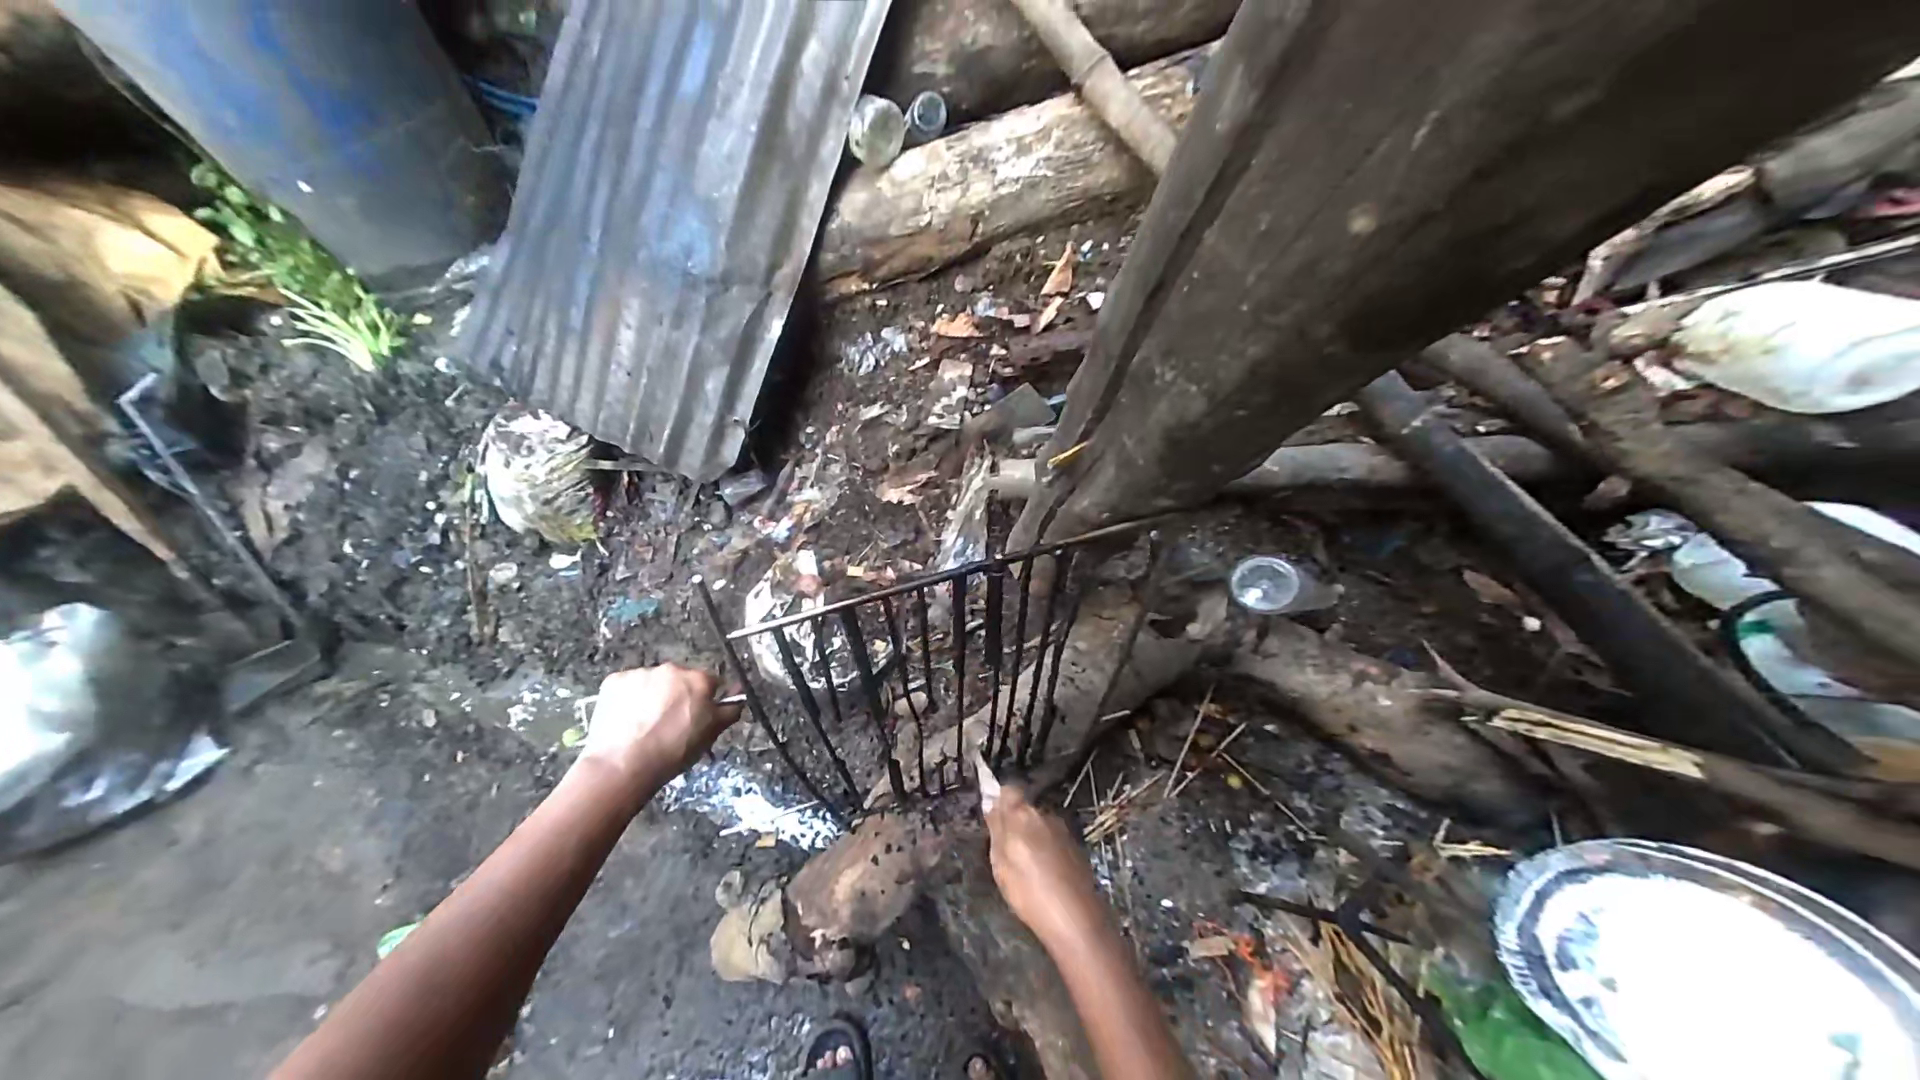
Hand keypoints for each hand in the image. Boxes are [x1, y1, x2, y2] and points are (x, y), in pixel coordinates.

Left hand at [581, 664, 739, 792]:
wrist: (623, 765)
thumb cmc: (674, 751)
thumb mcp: (711, 735)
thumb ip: (729, 711)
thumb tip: (738, 699)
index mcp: (699, 680)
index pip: (710, 683)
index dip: (704, 701)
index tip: (696, 717)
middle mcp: (671, 669)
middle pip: (680, 679)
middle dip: (677, 695)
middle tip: (669, 722)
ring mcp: (641, 673)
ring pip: (653, 682)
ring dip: (653, 695)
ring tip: (644, 724)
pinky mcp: (614, 681)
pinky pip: (628, 686)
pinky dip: (629, 698)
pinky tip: (626, 719)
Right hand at [985, 783, 1107, 947]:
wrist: (1076, 918)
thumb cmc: (1028, 892)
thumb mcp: (1001, 864)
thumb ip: (996, 830)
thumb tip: (991, 802)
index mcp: (1022, 814)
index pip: (1008, 790)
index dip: (999, 801)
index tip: (993, 821)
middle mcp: (1044, 814)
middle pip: (1024, 808)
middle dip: (1015, 823)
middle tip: (1007, 851)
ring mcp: (1063, 830)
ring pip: (1039, 824)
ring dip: (1032, 837)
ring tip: (1027, 868)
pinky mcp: (1076, 846)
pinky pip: (1053, 839)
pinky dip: (1046, 849)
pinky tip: (1046, 874)